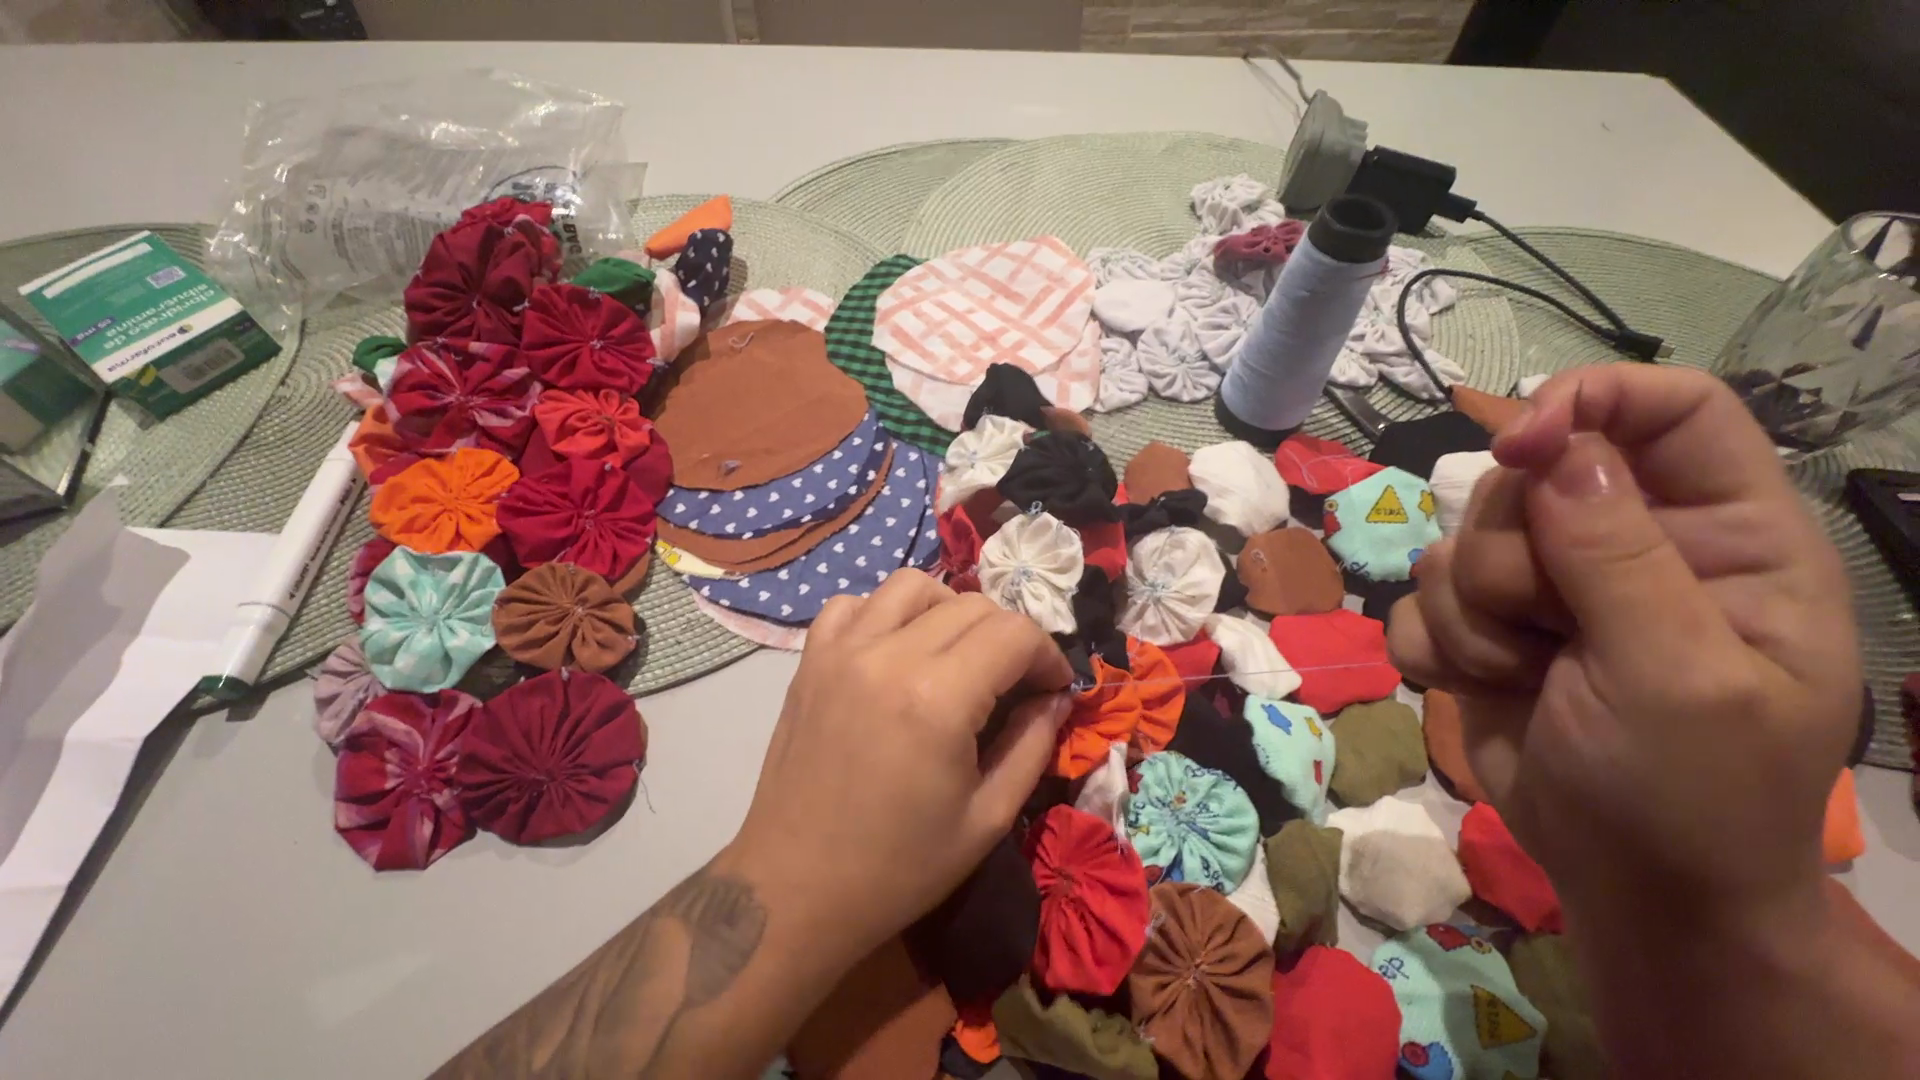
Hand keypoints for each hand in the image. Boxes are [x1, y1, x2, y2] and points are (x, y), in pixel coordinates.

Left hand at [730, 570, 1072, 964]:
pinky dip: (885, 613)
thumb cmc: (899, 867)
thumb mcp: (987, 819)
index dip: (1047, 654)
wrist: (796, 888)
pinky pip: (854, 605)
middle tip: (1014, 682)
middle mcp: (888, 656)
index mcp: (937, 698)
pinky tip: (895, 652)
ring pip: (913, 586)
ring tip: (957, 656)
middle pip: (971, 604)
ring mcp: (841, 652)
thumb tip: (1057, 697)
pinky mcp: (810, 661)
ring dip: (950, 610)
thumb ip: (1032, 746)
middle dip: (1009, 636)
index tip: (1053, 688)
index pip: (1014, 633)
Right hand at [1388, 365, 1859, 916]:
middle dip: (1511, 561)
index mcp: (1723, 536)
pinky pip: (1415, 602)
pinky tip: (1478, 688)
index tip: (1517, 447)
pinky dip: (1432, 648)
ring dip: (1471, 620)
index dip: (1588, 404)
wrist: (1631, 886)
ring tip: (1524, 679)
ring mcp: (1542, 590)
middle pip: (1527, 479)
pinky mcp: (1476, 630)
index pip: (1670, 409)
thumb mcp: (1678, 678)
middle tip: (1548, 634)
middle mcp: (1625, 545)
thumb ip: (1620, 558)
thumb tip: (1557, 451)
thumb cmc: (1692, 791)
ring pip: (1456, 545)